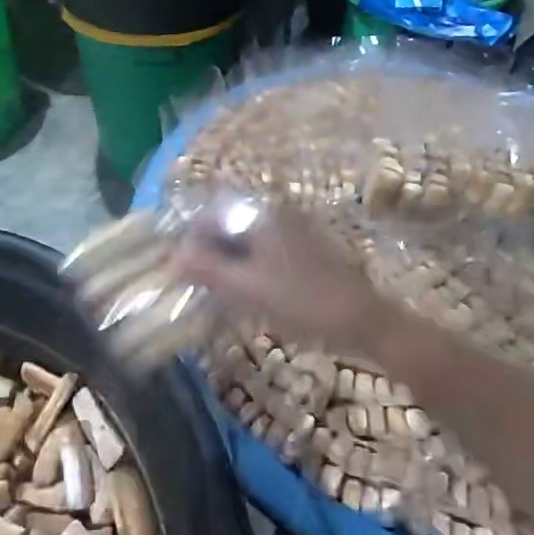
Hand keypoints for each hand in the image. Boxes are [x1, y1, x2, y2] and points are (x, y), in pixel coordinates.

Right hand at [170, 206, 398, 354]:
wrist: (361, 319)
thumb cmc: (301, 302)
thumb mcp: (246, 288)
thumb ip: (206, 268)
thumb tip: (172, 257)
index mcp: (260, 215)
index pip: (208, 216)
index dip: (188, 242)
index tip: (175, 272)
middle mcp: (275, 214)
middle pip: (227, 227)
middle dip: (207, 254)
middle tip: (194, 286)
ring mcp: (292, 231)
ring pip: (245, 242)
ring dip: (227, 264)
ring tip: (216, 294)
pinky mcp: (303, 251)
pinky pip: (263, 253)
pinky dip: (248, 270)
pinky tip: (245, 296)